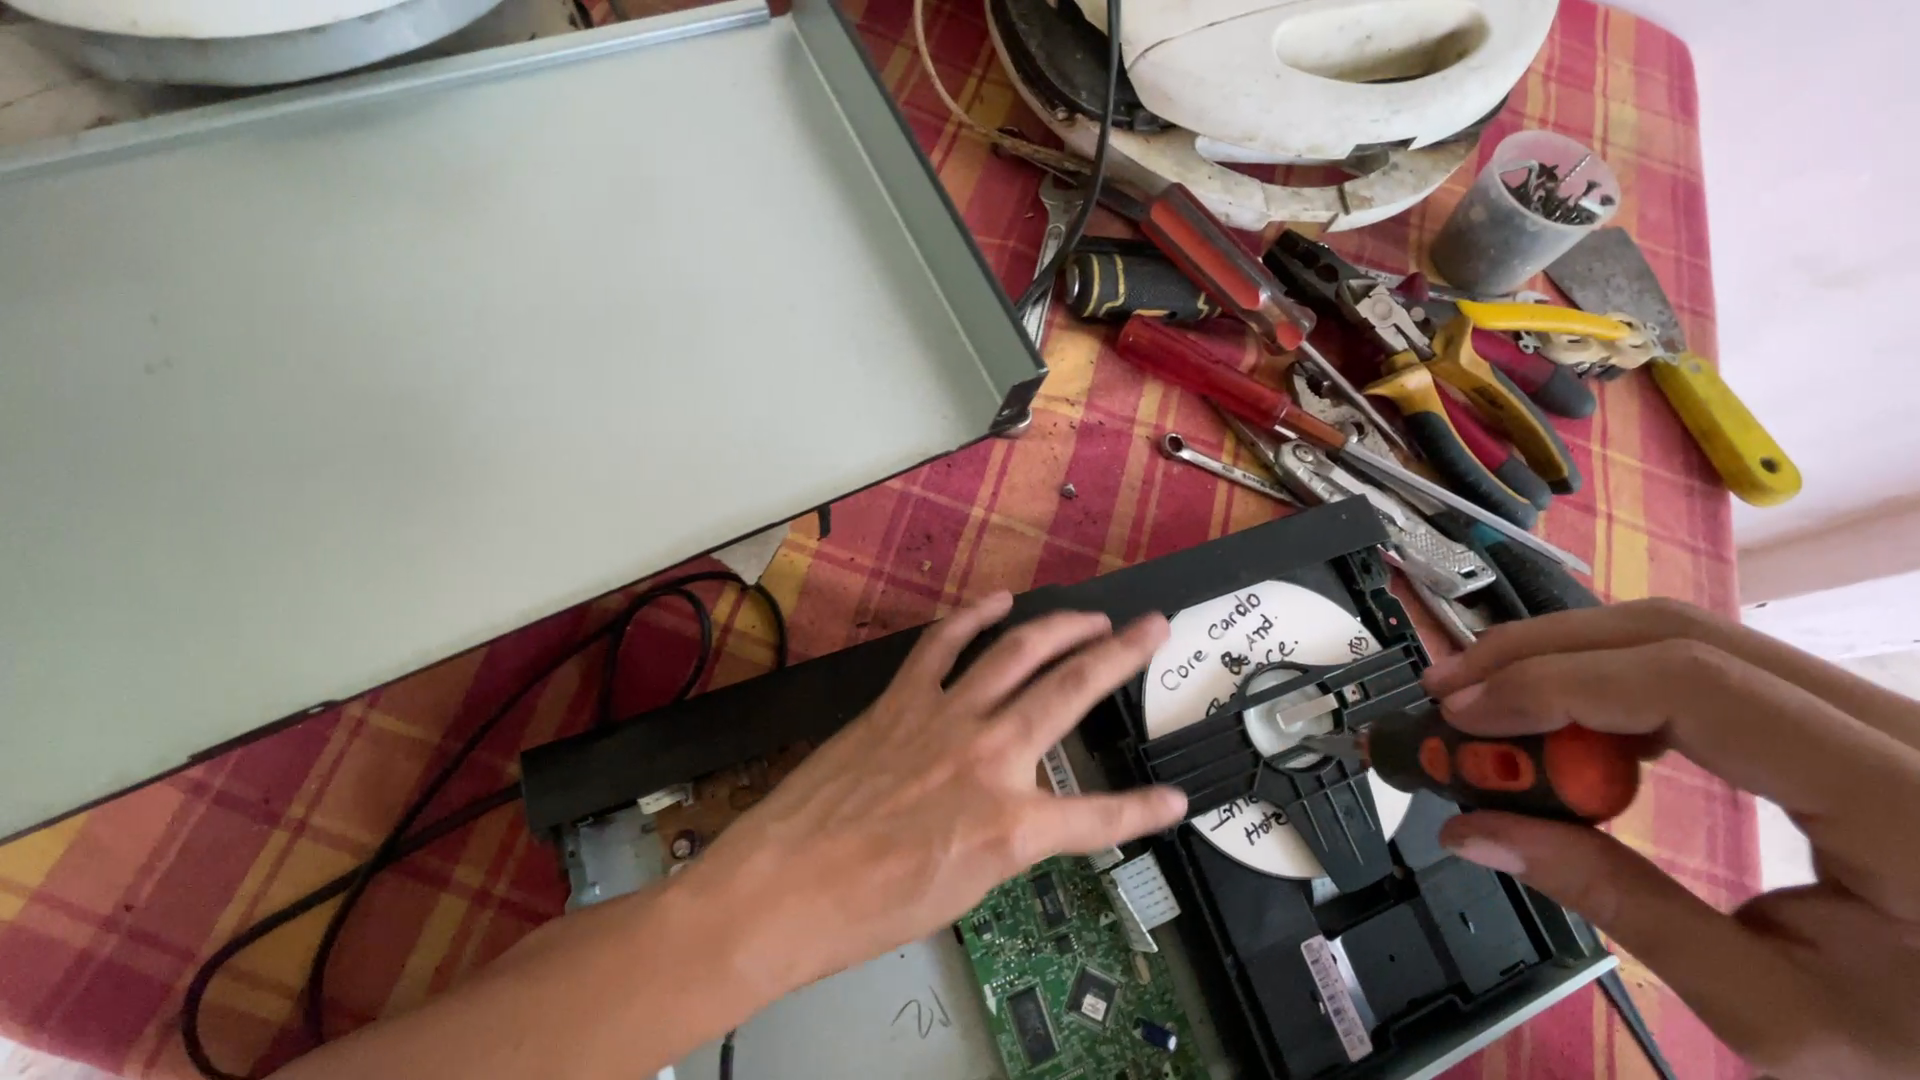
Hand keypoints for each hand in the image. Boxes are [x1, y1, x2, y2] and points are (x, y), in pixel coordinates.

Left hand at [676, 592, 1186, 998]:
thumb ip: (1004, 842)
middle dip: (1122, 654)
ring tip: (1092, 615)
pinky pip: (944, 645)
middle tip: (1153, 626)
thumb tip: (1021, 816)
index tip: (1174, 800)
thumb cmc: (870, 909)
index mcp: (1011, 825)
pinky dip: (974, 617)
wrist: (786, 887)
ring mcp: (943, 718)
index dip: (1144, 810)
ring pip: (1017, 652)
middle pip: (1071, 691)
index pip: (1099, 818)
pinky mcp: (900, 701)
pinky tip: (1000, 601)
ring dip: (1062, 626)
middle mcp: (988, 758)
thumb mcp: (962, 891)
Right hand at [1422, 599, 1919, 1079]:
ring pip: (1682, 633)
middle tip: (1449, 695)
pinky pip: (1701, 663)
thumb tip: (1474, 830)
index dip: (1556, 684)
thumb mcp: (1777, 1009)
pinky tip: (1565, 726)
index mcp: (1905, 801)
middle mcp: (1899, 724)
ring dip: (1562, 658)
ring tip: (1487, 706)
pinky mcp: (1841, 713)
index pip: (1692, 684)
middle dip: (1538, 653)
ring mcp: (1876, 708)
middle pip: (1677, 632)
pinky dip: (1606, 680)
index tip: (1463, 716)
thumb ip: (1618, 903)